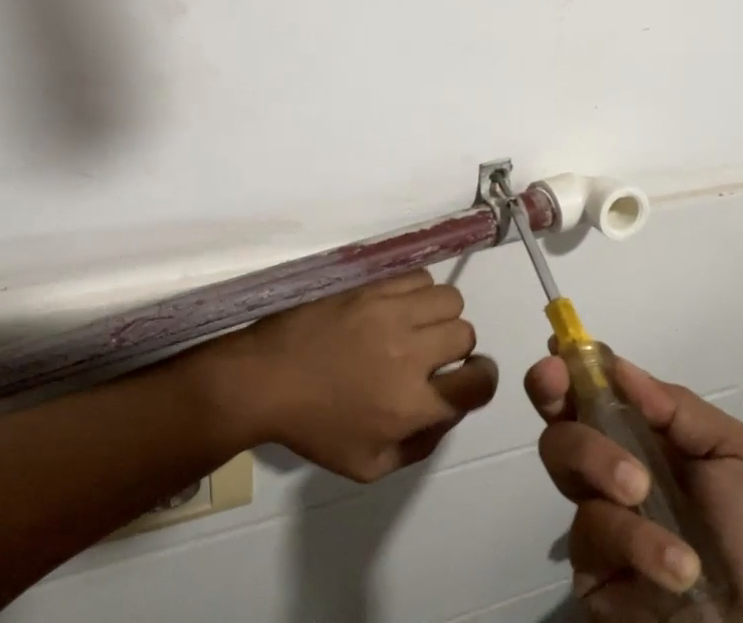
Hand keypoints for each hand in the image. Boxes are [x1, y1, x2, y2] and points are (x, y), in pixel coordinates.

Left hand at [205, 271, 498, 481]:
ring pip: (449, 299)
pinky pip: (418, 277)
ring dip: (440, 316)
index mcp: (411, 403)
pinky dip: (417, 292)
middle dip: (455, 349)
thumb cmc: (312, 428)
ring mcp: (389, 313)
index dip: (480, 380)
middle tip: (428, 357)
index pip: (479, 381)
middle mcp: (409, 353)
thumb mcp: (368, 466)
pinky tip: (396, 308)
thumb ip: (420, 446)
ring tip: (414, 327)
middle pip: (466, 335)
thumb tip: (449, 412)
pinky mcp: (369, 288)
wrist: (263, 380)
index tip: (464, 378)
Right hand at [526, 355, 742, 622]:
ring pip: (565, 464)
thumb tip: (618, 366)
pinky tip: (676, 566)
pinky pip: (589, 532)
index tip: (560, 348)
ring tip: (641, 493)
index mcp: (655, 440)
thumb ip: (682, 409)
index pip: (601, 392)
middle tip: (556, 385)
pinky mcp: (591, 569)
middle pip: (563, 418)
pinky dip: (633, 541)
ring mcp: (602, 519)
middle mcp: (618, 471)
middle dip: (553, 393)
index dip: (574, 366)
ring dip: (601, 464)